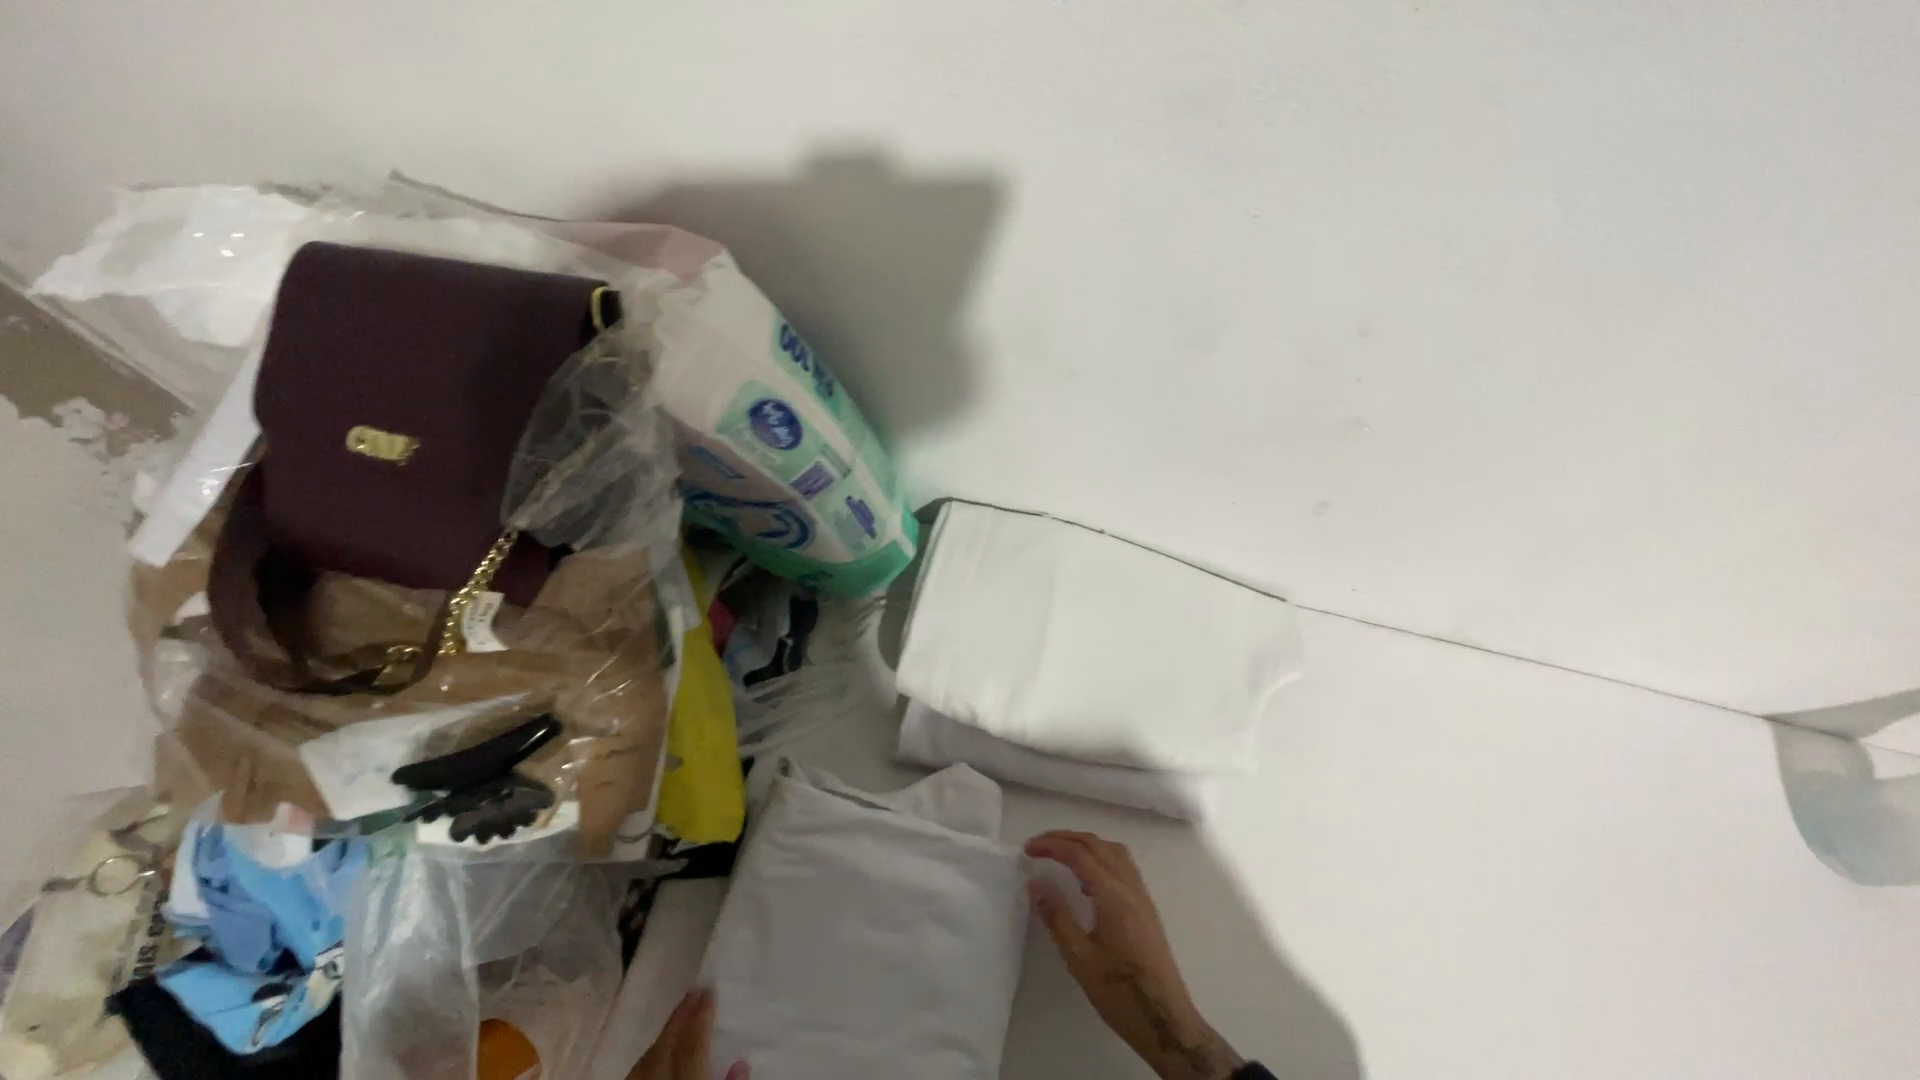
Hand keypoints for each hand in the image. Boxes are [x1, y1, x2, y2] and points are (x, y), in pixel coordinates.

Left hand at [627, 989, 748, 1079]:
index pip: (692, 1045)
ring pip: (650, 1055)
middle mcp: (658, 1077)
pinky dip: (650, 1052)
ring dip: (666, 1032)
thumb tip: (742, 1063)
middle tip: (694, 990)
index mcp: (686, 1079)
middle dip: (681, 1017)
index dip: (701, 1018)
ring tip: (680, 1012)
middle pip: (668, 1045)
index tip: (709, 991)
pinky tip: (657, 1047)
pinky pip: (638, 1068)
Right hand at [1026, 831, 1243, 1079]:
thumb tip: (1035, 882)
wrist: (1166, 1020)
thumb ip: (1057, 917)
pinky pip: (1123, 867)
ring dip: (1086, 845)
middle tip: (1038, 845)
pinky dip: (1101, 859)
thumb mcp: (1080, 959)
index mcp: (1113, 896)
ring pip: (1113, 852)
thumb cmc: (1120, 993)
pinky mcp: (1146, 909)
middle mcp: (1130, 888)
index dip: (1052, 846)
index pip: (1079, 854)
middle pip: (1097, 845)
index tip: (1027, 849)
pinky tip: (1087, 882)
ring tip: (1061, 856)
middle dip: (1066, 838)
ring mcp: (1142, 897)